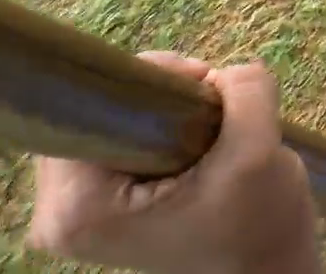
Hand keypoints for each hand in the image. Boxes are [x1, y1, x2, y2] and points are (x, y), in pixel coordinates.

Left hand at [28, 53, 321, 273]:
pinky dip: (168, 126)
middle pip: (97, 114)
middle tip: (217, 102)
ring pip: (116, 123)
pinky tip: (205, 140)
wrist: (267, 269)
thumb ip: (245, 93)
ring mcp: (78, 215)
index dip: (148, 79)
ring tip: (216, 126)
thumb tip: (224, 71)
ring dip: (170, 109)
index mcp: (77, 208)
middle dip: (163, 95)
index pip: (86, 109)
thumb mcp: (258, 151)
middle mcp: (58, 214)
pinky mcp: (103, 209)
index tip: (204, 82)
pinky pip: (126, 141)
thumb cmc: (258, 221)